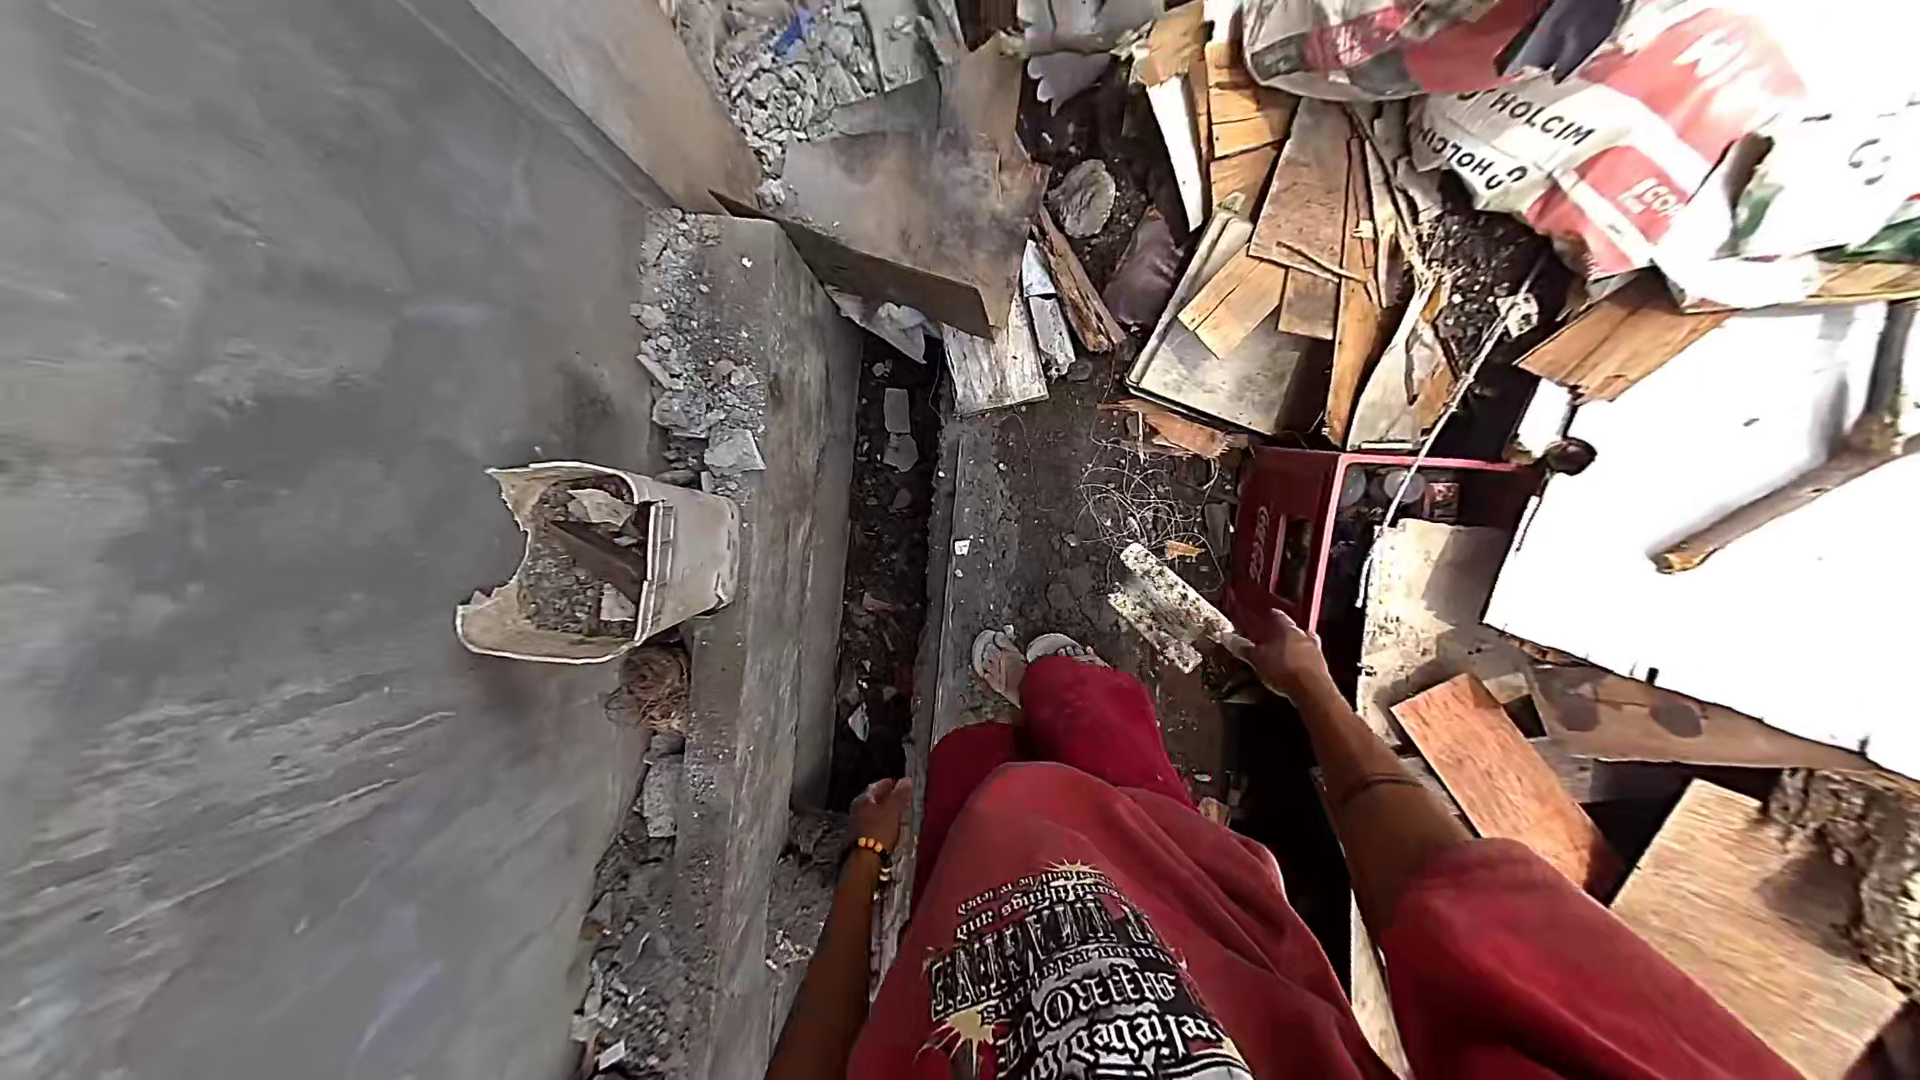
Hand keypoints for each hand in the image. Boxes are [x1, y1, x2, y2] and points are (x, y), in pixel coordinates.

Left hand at [849, 776, 912, 853]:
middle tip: (903, 799)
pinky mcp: (861, 839)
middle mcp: (857, 810)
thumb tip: (905, 780)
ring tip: (901, 815)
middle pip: (876, 800)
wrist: (865, 862)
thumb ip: (900, 794)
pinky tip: (893, 830)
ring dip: (887, 813)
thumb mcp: (893, 810)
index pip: (877, 785)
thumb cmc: (879, 831)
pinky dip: (884, 825)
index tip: (902, 784)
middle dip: (889, 799)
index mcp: (863, 799)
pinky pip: (875, 826)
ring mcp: (858, 825)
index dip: (890, 783)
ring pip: (876, 814)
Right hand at [1238, 607, 1338, 703]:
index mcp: (1286, 629)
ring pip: (1302, 642)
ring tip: (1282, 653)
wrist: (1311, 691)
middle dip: (1281, 633)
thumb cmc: (1282, 669)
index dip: (1269, 616)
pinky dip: (1301, 659)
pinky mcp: (1322, 665)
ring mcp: (1315, 649)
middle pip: (1291, 629)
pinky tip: (1295, 667)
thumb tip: (1225, 636)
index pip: (1278, 615)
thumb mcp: (1256, 659)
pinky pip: (1309, 657)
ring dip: (1293, 646)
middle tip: (1271, 638)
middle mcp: (1303, 635)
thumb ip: (1242, 647)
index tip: (1264, 617)